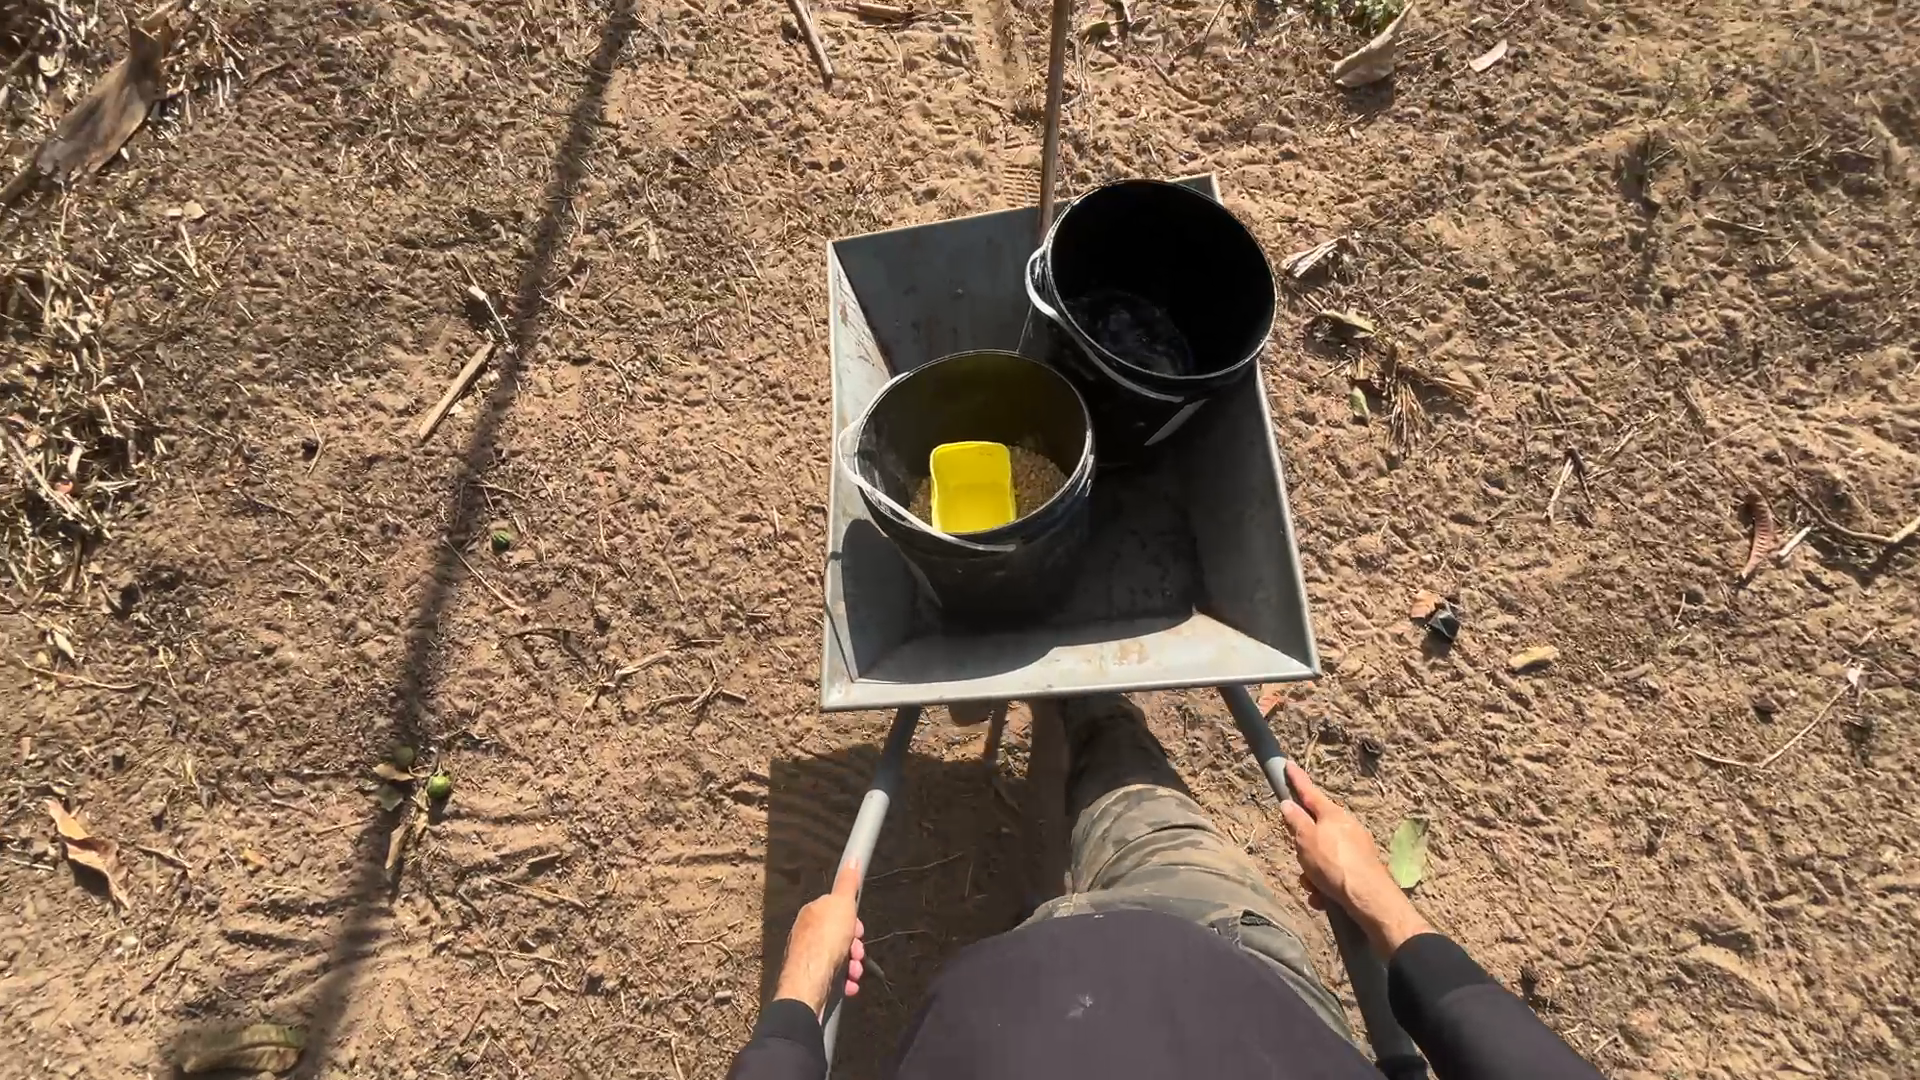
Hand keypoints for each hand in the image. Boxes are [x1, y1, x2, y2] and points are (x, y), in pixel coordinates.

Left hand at [773, 860, 865, 1017]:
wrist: (810, 983)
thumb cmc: (825, 940)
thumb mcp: (842, 903)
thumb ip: (848, 882)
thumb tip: (852, 859)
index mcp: (811, 913)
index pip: (836, 910)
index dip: (852, 918)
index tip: (858, 928)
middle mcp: (806, 934)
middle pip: (838, 935)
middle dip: (854, 945)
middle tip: (858, 952)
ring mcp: (807, 959)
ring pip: (838, 958)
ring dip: (852, 965)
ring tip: (855, 972)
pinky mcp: (810, 980)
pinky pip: (832, 978)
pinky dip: (844, 981)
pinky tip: (850, 985)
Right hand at [1279, 761, 1431, 958]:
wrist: (1370, 901)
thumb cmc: (1334, 864)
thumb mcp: (1306, 840)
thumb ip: (1295, 821)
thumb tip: (1289, 804)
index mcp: (1333, 814)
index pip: (1309, 791)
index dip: (1296, 779)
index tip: (1288, 764)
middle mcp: (1346, 827)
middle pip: (1315, 830)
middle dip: (1303, 847)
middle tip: (1300, 858)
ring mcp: (1356, 850)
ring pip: (1323, 854)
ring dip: (1312, 871)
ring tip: (1313, 887)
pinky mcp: (1361, 871)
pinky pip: (1335, 873)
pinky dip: (1325, 884)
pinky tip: (1322, 898)